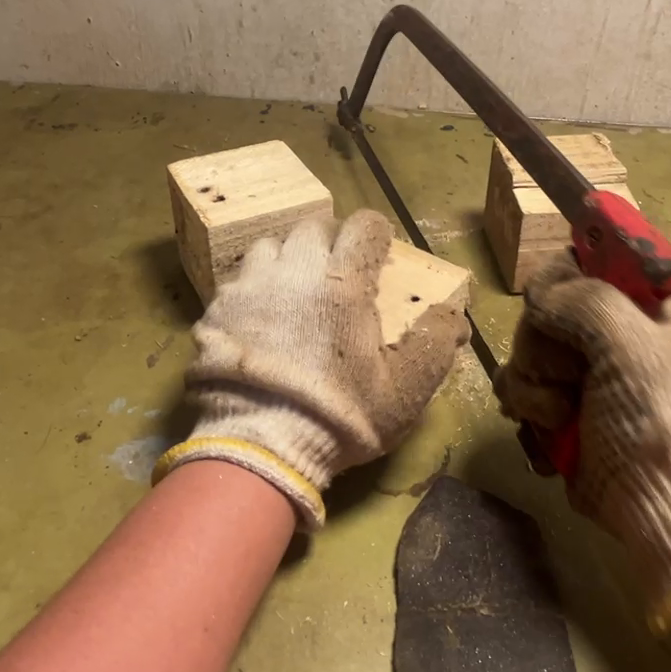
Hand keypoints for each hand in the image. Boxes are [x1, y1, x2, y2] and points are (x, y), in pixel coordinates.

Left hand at [155, 210, 470, 527]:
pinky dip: (253, 289)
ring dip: (288, 258)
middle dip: (331, 241)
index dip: (376, 235)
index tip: (379, 259)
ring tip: (294, 289)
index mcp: (343, 281)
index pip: (364, 225)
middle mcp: (295, 270)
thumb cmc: (340, 416)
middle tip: (339, 273)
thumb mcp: (406, 389)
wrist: (260, 447)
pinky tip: (259, 318)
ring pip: (270, 246)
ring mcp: (250, 286)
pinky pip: (237, 281)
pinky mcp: (215, 309)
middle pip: (314, 226)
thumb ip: (436, 343)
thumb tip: (455, 313)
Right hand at [495, 254, 670, 630]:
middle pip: (540, 310)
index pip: (583, 261)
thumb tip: (538, 297)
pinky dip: (526, 413)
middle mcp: (606, 330)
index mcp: (639, 304)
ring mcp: (578, 370)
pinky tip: (548, 434)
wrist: (656, 504)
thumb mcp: (633, 346)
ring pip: (521, 352)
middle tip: (571, 380)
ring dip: (533, 391)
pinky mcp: (555, 406)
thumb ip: (584, 301)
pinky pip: (516, 390)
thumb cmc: (657, 419)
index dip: (562, 283)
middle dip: (542, 351)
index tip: (557, 311)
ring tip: (562, 418)